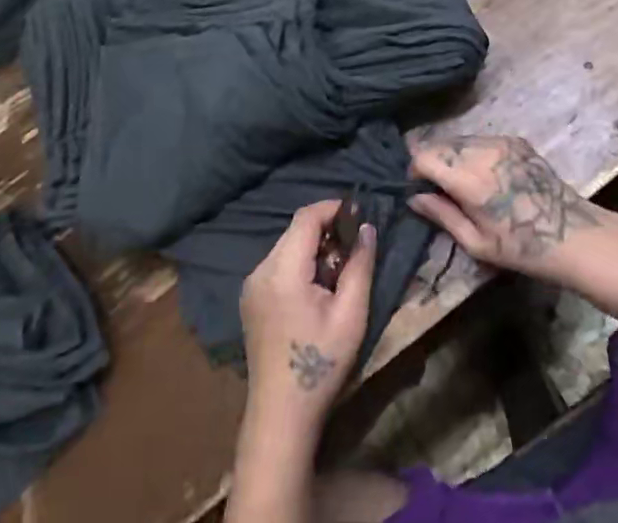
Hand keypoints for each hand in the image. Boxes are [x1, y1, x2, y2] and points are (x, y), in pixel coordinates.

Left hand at [239, 201, 375, 427]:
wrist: (281, 410)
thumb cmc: (321, 362)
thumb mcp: (350, 314)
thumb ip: (359, 266)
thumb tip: (367, 229)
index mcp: (282, 269)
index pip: (305, 218)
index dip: (332, 208)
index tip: (359, 213)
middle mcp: (260, 269)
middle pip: (294, 232)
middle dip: (326, 230)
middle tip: (356, 246)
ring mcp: (250, 284)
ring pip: (285, 248)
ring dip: (312, 248)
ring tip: (340, 270)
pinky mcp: (250, 299)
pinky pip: (276, 266)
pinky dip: (298, 264)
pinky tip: (316, 288)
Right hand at [407, 135, 617, 283]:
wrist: (576, 236)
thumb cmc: (522, 248)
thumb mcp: (476, 243)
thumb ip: (441, 214)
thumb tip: (414, 198)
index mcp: (468, 178)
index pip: (422, 157)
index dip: (415, 173)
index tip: (421, 191)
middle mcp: (481, 151)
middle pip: (438, 145)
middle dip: (432, 163)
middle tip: (440, 190)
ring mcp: (501, 142)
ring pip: (458, 140)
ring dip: (452, 157)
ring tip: (464, 184)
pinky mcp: (516, 141)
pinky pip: (480, 140)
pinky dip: (472, 153)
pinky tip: (486, 176)